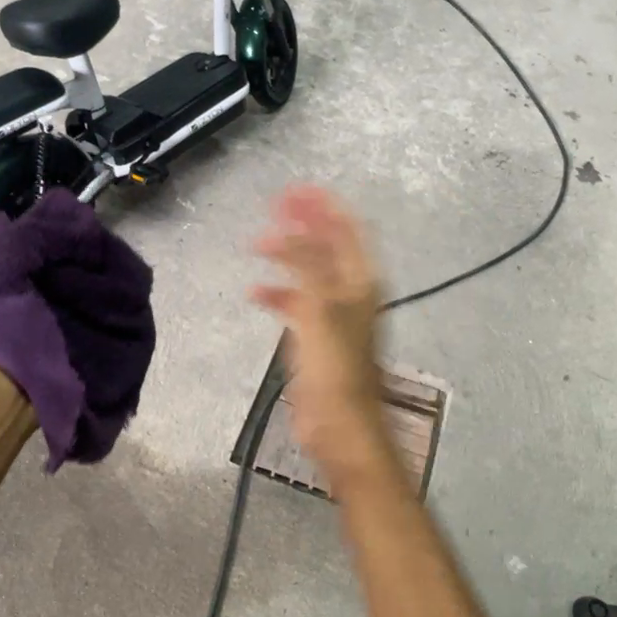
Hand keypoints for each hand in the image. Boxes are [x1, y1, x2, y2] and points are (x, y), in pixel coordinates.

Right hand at [251, 186, 389, 470]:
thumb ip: (304, 264)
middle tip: (272, 206)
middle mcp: (353, 291)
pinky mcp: (319, 337)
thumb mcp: (318, 308)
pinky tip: (255, 293)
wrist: (341, 427)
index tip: (293, 189)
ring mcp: (337, 314)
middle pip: (328, 244)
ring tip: (257, 242)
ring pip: (311, 271)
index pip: (346, 227)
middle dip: (302, 223)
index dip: (322, 204)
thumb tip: (286, 226)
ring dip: (287, 255)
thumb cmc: (334, 368)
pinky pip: (297, 302)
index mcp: (361, 279)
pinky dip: (278, 293)